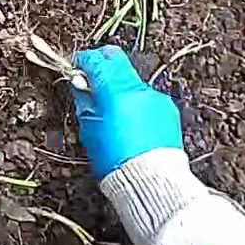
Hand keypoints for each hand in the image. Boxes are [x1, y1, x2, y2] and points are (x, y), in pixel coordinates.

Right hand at [70, 46, 183, 177]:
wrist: (152, 184)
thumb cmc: (118, 162)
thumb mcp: (90, 129)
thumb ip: (84, 99)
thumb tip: (80, 83)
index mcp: (117, 93)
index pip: (98, 60)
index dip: (84, 60)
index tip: (77, 66)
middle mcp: (140, 90)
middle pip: (117, 62)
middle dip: (101, 67)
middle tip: (89, 81)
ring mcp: (156, 99)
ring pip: (131, 79)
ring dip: (117, 86)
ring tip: (109, 109)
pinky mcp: (167, 109)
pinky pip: (144, 96)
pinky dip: (133, 101)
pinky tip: (127, 120)